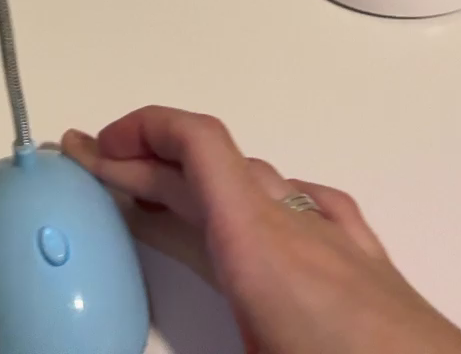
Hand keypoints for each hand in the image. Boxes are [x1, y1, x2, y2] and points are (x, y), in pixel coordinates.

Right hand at [62, 107, 460, 353]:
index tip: (94, 150)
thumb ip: (183, 351)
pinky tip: (254, 216)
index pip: (196, 141)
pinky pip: (302, 201)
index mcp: (256, 244)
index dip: (140, 129)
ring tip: (158, 200)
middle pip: (207, 162)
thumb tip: (120, 350)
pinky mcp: (366, 265)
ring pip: (251, 177)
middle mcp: (292, 224)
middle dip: (141, 159)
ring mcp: (334, 240)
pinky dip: (256, 194)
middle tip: (95, 170)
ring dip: (194, 179)